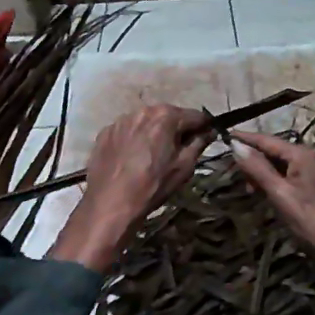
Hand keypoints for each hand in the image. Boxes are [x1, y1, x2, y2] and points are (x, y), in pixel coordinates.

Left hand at [49, 105, 208, 271]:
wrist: (110, 203)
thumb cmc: (153, 185)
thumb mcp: (184, 167)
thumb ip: (199, 143)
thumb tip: (209, 132)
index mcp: (165, 116)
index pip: (195, 115)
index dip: (203, 127)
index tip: (206, 138)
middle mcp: (142, 111)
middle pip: (168, 116)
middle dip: (176, 129)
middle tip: (178, 150)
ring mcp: (120, 121)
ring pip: (146, 122)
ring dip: (153, 133)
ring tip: (152, 156)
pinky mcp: (105, 133)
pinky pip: (127, 131)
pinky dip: (134, 140)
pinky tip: (132, 159)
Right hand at [229, 131, 314, 260]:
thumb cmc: (308, 219)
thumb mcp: (279, 193)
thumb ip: (257, 168)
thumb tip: (235, 145)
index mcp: (301, 154)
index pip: (266, 140)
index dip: (245, 138)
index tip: (224, 136)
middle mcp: (308, 156)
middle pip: (273, 150)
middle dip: (253, 159)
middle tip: (234, 172)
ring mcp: (312, 169)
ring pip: (279, 163)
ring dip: (262, 172)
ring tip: (249, 189)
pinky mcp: (313, 183)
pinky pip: (287, 174)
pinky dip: (273, 180)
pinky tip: (263, 192)